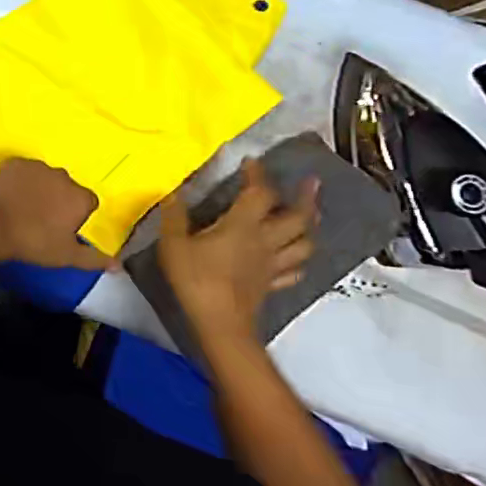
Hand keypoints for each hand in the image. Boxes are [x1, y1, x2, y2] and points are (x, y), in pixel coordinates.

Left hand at [0, 159, 111, 270]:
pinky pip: (24, 170)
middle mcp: (62, 176)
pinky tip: (12, 194)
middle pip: (66, 187)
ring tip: (25, 206)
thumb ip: (94, 258)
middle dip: (59, 198)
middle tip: (43, 217)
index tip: (63, 226)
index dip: (77, 214)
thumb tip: (118, 265)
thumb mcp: (67, 256)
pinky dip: (21, 179)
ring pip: (45, 177)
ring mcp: (37, 166)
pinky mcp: (15, 162)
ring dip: (40, 187)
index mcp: (80, 197)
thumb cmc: (34, 242)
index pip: (87, 202)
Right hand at [157, 159, 316, 341]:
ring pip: (304, 243)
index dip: (258, 175)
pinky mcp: (272, 283)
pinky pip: (295, 269)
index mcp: (243, 227)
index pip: (259, 193)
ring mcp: (273, 265)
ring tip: (308, 216)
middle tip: (311, 183)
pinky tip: (293, 255)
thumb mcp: (174, 244)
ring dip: (310, 226)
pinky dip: (298, 258)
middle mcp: (265, 241)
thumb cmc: (196, 279)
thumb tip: (173, 193)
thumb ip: (174, 217)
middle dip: (306, 198)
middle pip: (298, 218)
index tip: (252, 162)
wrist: (220, 323)